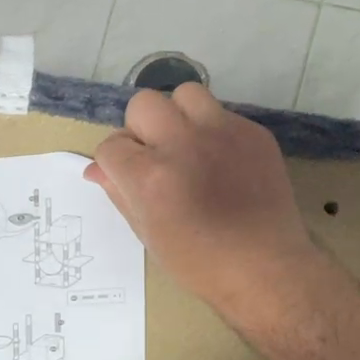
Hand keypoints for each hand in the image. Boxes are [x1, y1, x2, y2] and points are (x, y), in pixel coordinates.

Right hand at [84, 84, 324, 302]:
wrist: (263, 266)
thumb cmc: (197, 262)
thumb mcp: (147, 234)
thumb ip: (119, 194)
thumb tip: (96, 170)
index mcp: (150, 177)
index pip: (111, 145)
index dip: (112, 162)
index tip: (124, 178)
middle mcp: (183, 144)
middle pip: (143, 104)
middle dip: (140, 129)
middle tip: (153, 158)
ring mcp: (222, 132)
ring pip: (185, 94)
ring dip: (176, 116)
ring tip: (185, 147)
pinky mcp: (252, 131)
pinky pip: (220, 113)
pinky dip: (210, 131)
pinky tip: (217, 163)